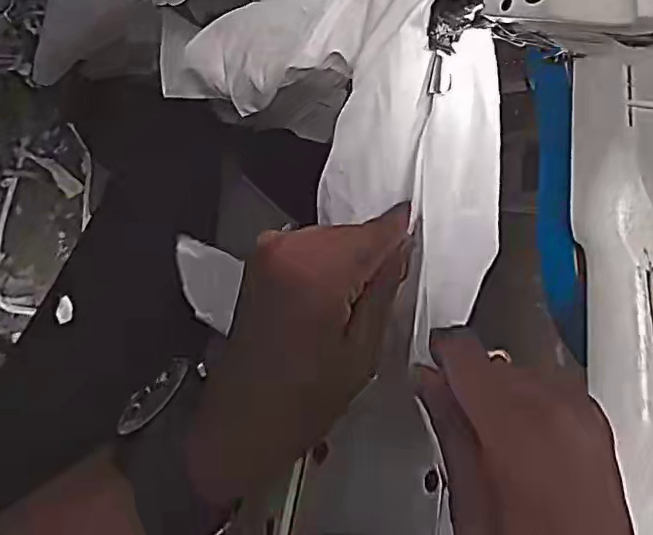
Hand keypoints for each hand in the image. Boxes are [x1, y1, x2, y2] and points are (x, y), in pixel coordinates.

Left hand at [183, 204, 411, 506]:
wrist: (239, 421)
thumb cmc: (295, 402)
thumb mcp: (363, 351)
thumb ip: (386, 288)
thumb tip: (400, 250)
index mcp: (319, 270)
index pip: (376, 231)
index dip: (401, 233)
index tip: (413, 232)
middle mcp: (290, 249)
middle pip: (354, 233)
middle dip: (372, 255)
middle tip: (376, 296)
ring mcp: (271, 249)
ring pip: (334, 236)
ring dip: (347, 259)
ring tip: (345, 307)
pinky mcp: (261, 256)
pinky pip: (311, 244)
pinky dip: (324, 262)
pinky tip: (324, 299)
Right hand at [417, 329, 633, 534]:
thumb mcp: (471, 506)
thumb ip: (450, 432)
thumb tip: (433, 388)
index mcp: (513, 419)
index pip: (465, 351)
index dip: (442, 351)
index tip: (433, 357)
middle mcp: (552, 403)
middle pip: (495, 363)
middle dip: (472, 383)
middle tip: (456, 416)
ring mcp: (580, 410)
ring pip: (524, 372)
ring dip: (505, 393)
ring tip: (494, 443)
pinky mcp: (597, 422)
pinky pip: (554, 389)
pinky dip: (536, 404)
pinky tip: (527, 444)